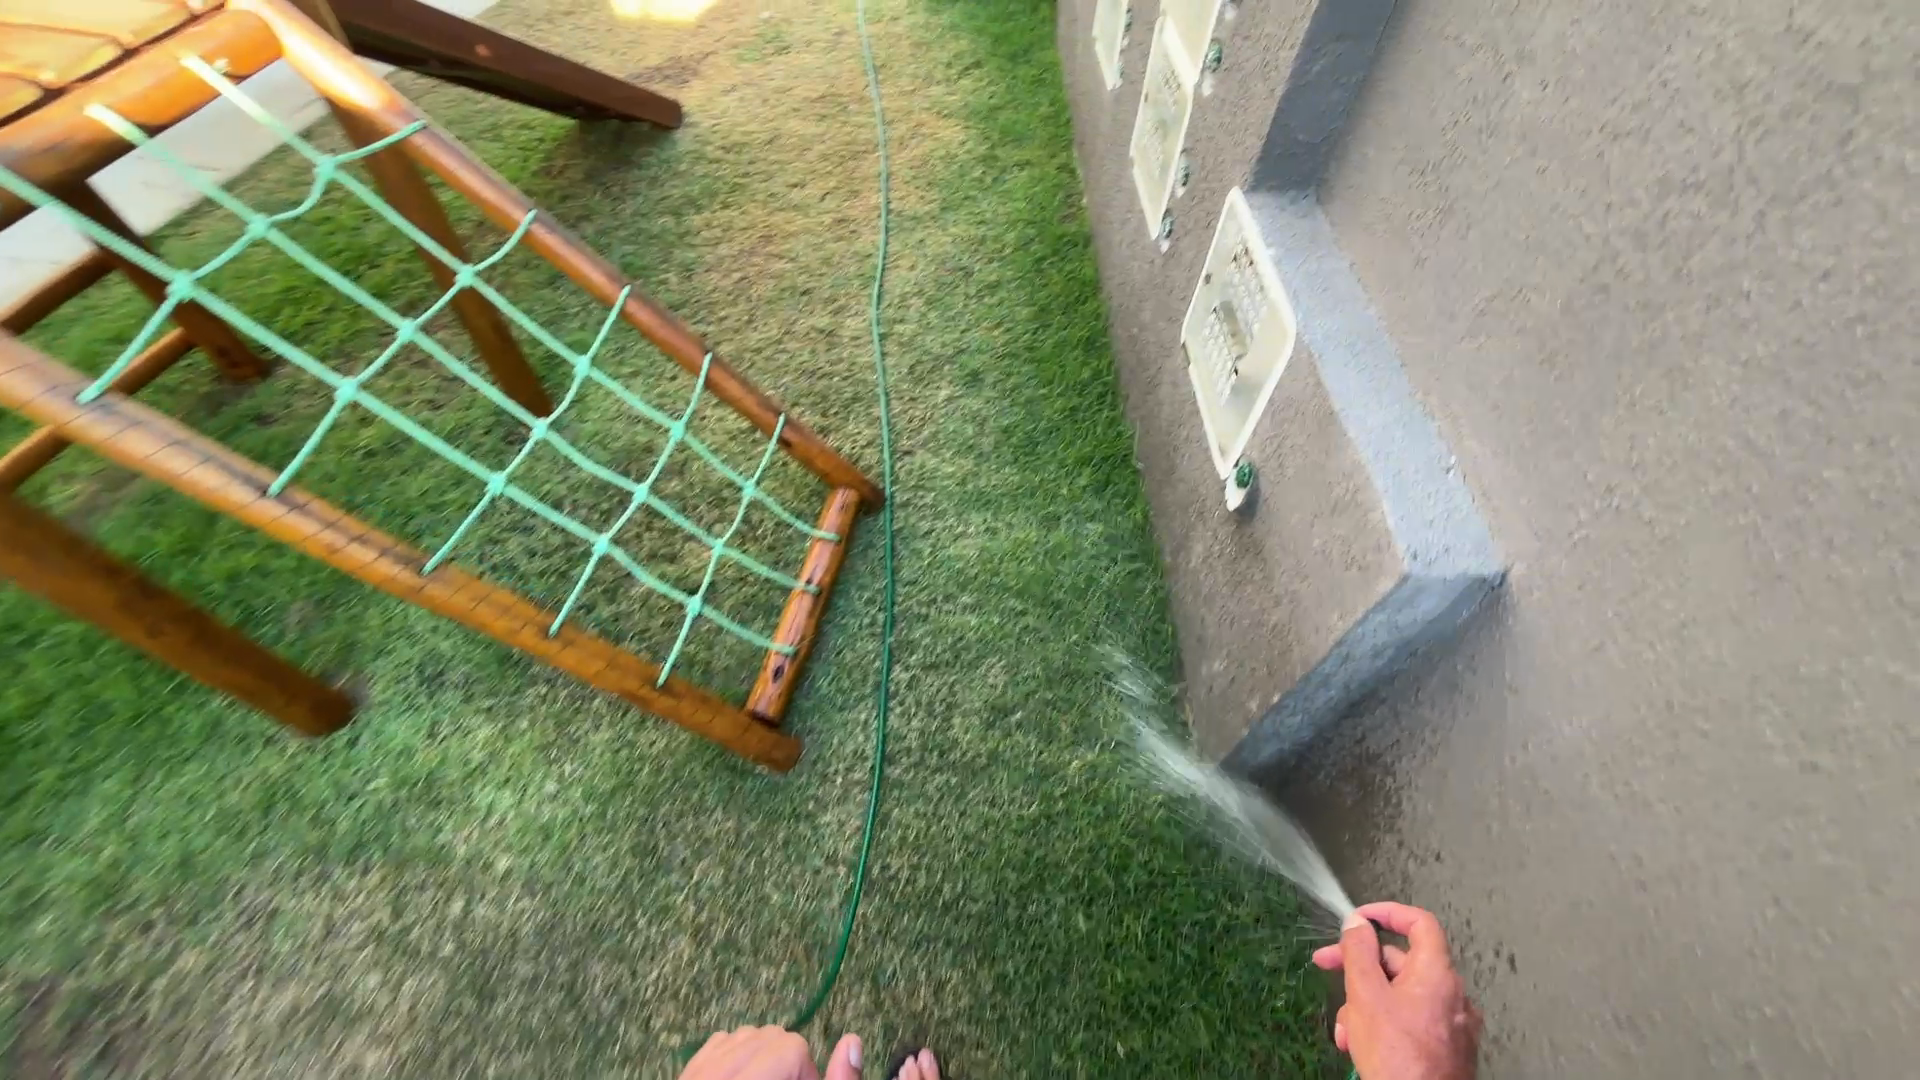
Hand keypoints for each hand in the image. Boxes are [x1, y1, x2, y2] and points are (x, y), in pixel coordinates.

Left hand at [679, 1026, 860, 1079]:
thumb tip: (851, 1040)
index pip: (791, 1049)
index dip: (807, 1075)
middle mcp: (714, 1079)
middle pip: (769, 1037)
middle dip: (788, 1064)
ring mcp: (694, 1078)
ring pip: (743, 1036)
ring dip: (764, 1057)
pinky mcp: (686, 1078)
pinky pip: (718, 1045)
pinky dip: (736, 1057)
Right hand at [1312, 902, 1480, 1079]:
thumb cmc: (1394, 1051)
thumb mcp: (1365, 994)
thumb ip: (1358, 951)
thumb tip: (1357, 921)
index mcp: (1437, 975)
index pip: (1420, 922)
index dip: (1386, 912)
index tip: (1355, 919)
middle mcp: (1452, 995)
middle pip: (1400, 961)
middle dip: (1357, 965)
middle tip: (1323, 965)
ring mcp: (1452, 1026)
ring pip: (1399, 994)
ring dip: (1363, 1001)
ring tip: (1343, 1029)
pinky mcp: (1447, 1050)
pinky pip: (1410, 1020)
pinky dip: (1382, 1022)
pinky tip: (1357, 1043)